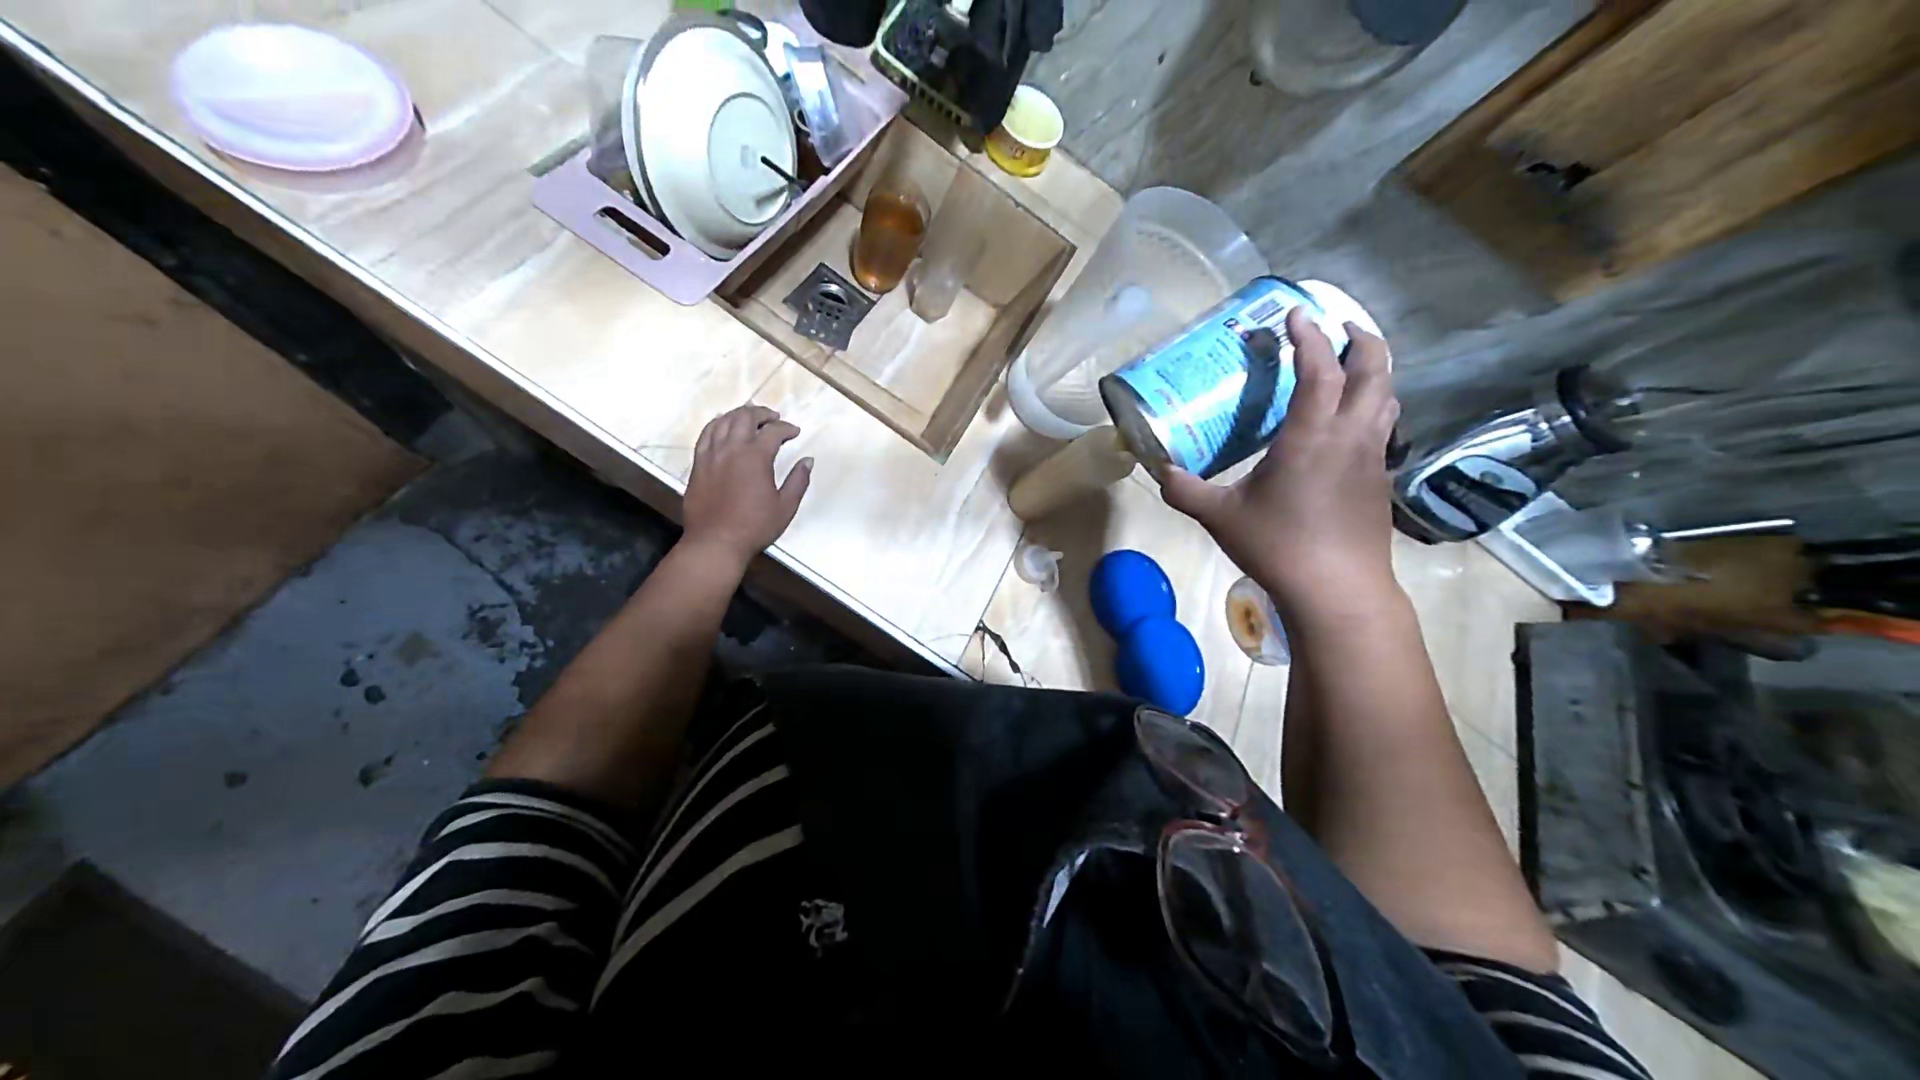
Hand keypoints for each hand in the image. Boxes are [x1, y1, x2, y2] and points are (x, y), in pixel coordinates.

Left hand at [682, 404, 811, 569]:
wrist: (715, 542)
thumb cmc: (754, 526)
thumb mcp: (785, 506)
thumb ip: (798, 481)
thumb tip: (808, 461)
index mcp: (755, 456)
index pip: (773, 431)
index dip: (786, 428)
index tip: (795, 432)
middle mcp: (731, 448)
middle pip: (745, 417)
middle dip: (762, 413)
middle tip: (773, 418)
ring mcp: (711, 454)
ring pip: (723, 421)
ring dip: (739, 415)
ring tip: (749, 418)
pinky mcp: (698, 463)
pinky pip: (706, 434)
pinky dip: (717, 425)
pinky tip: (722, 426)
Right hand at [1160, 306, 1400, 622]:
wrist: (1337, 590)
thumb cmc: (1279, 546)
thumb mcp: (1221, 517)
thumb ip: (1187, 491)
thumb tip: (1160, 473)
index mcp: (1313, 435)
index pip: (1321, 369)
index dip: (1310, 336)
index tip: (1296, 315)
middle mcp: (1352, 436)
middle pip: (1374, 370)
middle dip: (1360, 339)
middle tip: (1338, 326)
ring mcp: (1373, 457)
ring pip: (1387, 397)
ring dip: (1373, 372)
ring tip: (1349, 366)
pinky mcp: (1380, 480)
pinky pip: (1383, 427)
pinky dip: (1372, 406)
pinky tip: (1347, 425)